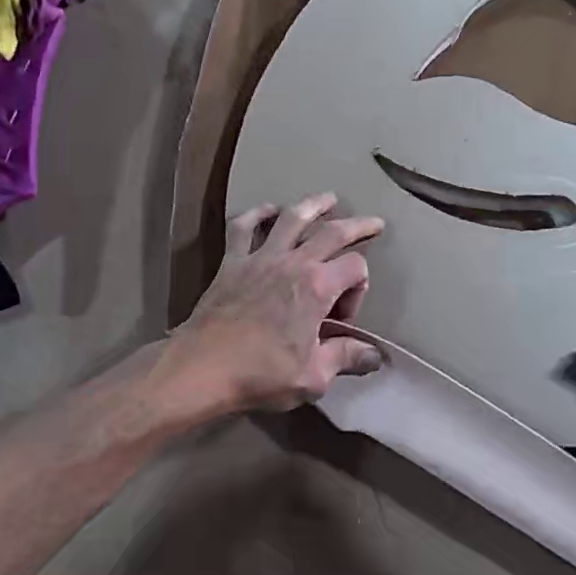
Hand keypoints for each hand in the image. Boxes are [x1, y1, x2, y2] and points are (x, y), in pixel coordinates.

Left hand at [150, 193, 384, 424]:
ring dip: (313, 205)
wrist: (200, 369)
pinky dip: (256, 214)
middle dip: (358, 225)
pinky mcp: (232, 262)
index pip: (355, 267)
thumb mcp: (313, 376)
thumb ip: (346, 358)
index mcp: (317, 287)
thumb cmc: (260, 374)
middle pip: (333, 231)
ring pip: (292, 218)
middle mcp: (293, 262)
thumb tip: (374, 357)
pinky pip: (243, 228)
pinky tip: (267, 209)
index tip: (342, 319)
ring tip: (328, 198)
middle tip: (374, 223)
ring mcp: (261, 258)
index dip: (359, 289)